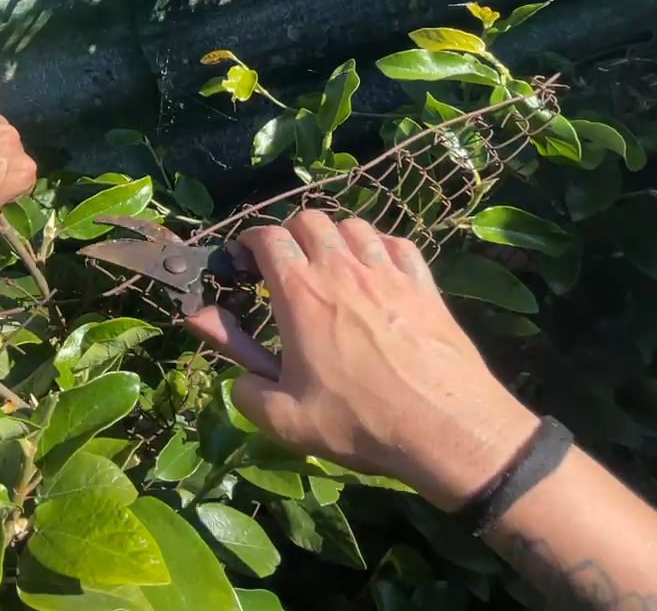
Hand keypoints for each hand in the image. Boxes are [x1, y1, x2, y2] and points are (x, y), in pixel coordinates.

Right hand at [186, 211, 539, 511]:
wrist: (455, 437)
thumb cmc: (362, 424)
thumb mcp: (283, 414)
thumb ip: (236, 369)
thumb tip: (201, 325)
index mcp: (300, 293)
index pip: (266, 236)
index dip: (247, 242)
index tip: (243, 264)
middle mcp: (341, 270)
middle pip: (307, 219)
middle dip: (288, 235)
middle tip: (284, 266)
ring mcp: (387, 274)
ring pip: (351, 224)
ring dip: (332, 237)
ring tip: (329, 265)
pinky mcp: (425, 286)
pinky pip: (396, 243)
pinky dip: (378, 247)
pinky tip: (375, 271)